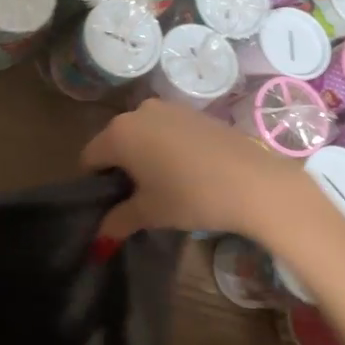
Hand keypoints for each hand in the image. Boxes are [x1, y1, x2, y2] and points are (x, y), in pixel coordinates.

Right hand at [80, 99, 337, 248]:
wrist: (254, 182)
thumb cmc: (191, 196)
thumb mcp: (150, 213)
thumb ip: (118, 220)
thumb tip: (100, 236)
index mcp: (119, 133)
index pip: (89, 158)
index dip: (94, 184)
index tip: (109, 205)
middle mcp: (139, 112)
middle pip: (115, 142)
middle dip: (119, 168)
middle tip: (135, 199)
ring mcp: (169, 108)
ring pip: (142, 134)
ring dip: (144, 157)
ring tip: (162, 186)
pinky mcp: (195, 112)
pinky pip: (167, 130)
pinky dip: (167, 148)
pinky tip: (186, 172)